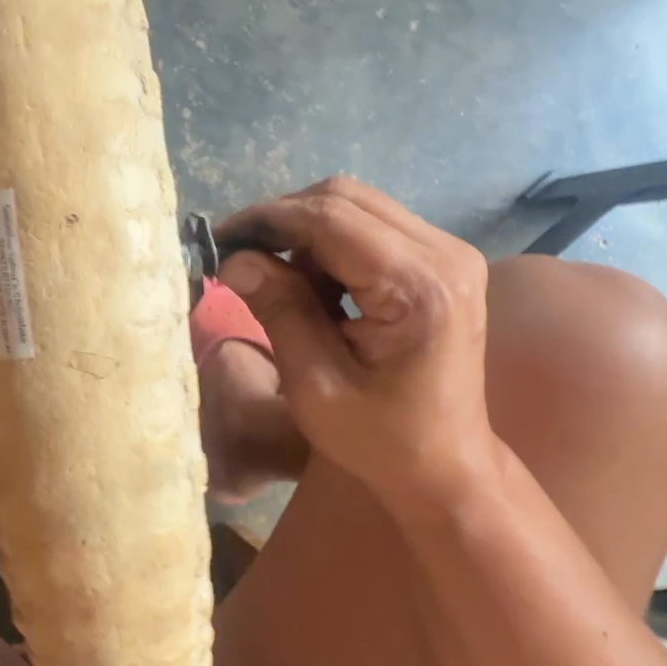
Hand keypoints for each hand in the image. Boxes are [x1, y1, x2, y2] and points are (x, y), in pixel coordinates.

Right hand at [215, 177, 496, 502]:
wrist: (444, 466)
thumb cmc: (378, 438)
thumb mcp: (315, 383)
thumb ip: (279, 310)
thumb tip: (233, 259)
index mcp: (418, 287)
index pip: (331, 220)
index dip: (267, 220)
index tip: (218, 242)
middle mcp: (444, 255)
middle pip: (345, 199)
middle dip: (282, 220)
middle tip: (238, 257)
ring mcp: (448, 254)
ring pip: (356, 206)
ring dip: (303, 231)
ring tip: (272, 276)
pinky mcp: (440, 262)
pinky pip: (371, 227)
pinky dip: (328, 243)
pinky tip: (308, 282)